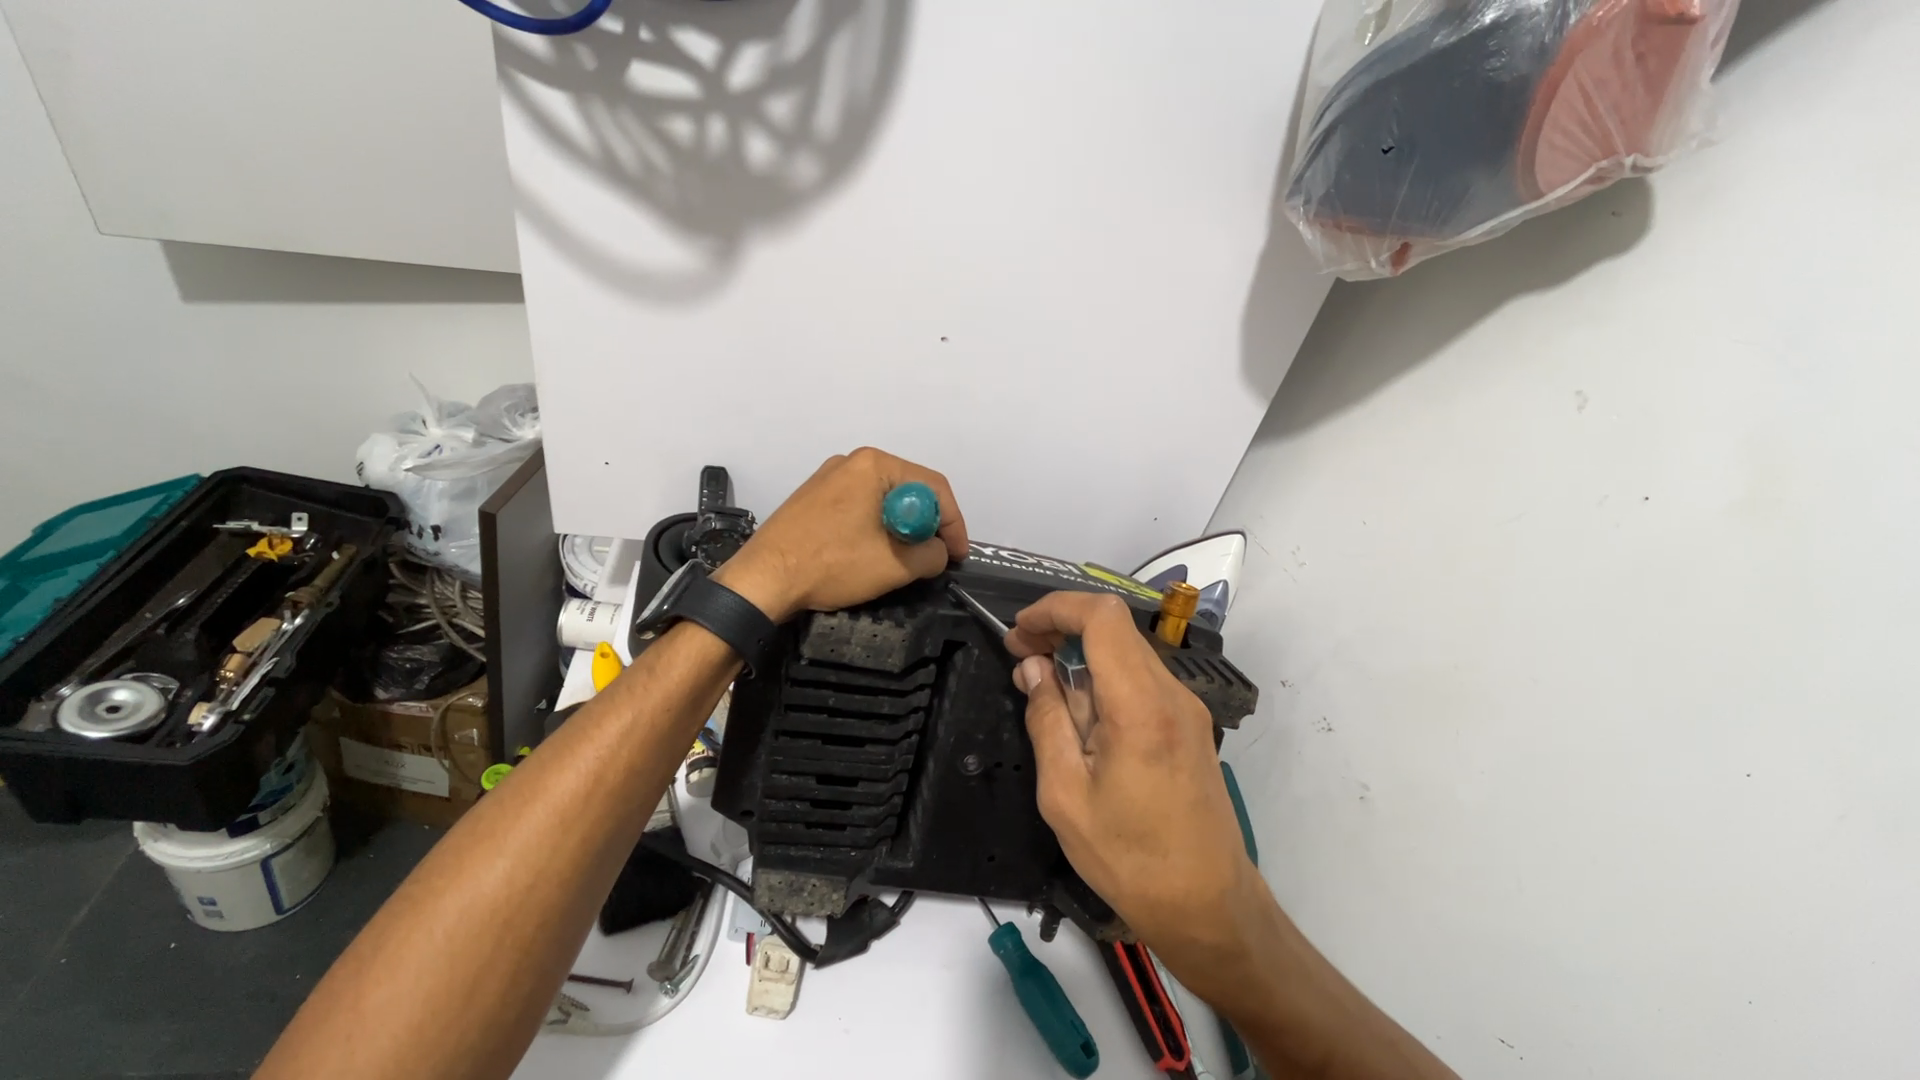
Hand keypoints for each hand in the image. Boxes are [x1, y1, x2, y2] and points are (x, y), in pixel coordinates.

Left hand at [712, 448, 967, 622]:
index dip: (954, 523)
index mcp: (874, 465)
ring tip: (905, 560)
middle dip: (927, 525)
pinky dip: (874, 528)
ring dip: (900, 528)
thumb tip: (938, 552)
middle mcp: (851, 462)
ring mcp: (828, 478)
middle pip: (908, 490)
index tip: (958, 555)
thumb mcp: (896, 565)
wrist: (763, 579)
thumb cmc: (831, 564)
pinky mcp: (813, 498)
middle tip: (935, 557)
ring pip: (883, 500)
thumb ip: (932, 555)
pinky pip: (859, 507)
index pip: (933, 487)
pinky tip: (871, 553)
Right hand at [1005, 591, 1254, 960]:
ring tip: (1042, 688)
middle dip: (1062, 630)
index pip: (1103, 617)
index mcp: (1141, 707)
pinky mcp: (1190, 727)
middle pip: (1115, 629)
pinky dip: (1104, 680)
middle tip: (1021, 657)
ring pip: (1127, 654)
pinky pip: (1141, 682)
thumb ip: (1047, 719)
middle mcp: (1171, 695)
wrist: (1208, 905)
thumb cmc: (1130, 858)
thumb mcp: (1065, 794)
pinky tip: (1079, 715)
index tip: (1019, 632)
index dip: (1055, 609)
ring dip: (1081, 657)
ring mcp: (1187, 710)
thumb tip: (1034, 668)